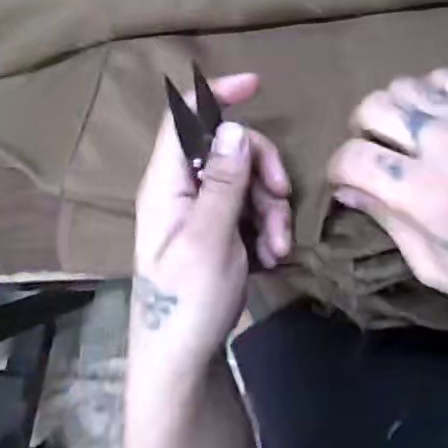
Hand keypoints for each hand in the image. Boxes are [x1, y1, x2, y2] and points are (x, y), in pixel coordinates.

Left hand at [130, 72, 290, 386]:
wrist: (183, 363)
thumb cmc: (187, 301)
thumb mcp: (209, 239)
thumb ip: (224, 181)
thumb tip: (234, 126)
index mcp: (166, 183)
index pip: (183, 118)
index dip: (215, 94)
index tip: (255, 84)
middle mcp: (181, 188)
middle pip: (229, 147)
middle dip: (262, 169)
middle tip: (280, 202)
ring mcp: (201, 210)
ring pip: (246, 178)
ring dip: (271, 205)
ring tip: (276, 246)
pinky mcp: (218, 231)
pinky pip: (250, 207)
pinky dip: (267, 225)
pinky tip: (271, 256)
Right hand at [327, 70, 447, 347]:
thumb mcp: (436, 269)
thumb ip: (387, 221)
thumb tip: (346, 189)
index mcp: (431, 198)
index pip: (356, 158)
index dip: (338, 169)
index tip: (344, 183)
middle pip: (373, 108)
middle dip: (360, 133)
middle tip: (373, 158)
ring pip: (401, 86)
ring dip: (390, 111)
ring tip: (401, 138)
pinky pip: (439, 78)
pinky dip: (425, 95)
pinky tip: (433, 123)